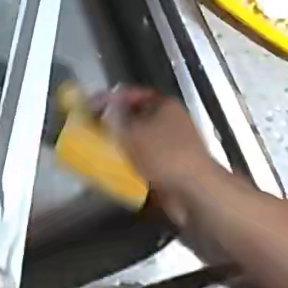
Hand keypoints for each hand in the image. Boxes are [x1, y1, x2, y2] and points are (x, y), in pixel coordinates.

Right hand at [105, 87, 229, 225]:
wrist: (196, 194)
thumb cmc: (163, 154)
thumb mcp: (130, 131)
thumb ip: (112, 118)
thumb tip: (101, 110)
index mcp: (164, 104)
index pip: (131, 93)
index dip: (109, 98)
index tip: (91, 107)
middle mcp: (171, 120)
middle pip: (136, 116)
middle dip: (115, 123)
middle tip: (94, 129)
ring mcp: (175, 145)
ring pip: (140, 139)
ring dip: (123, 145)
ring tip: (101, 149)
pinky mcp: (174, 167)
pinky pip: (146, 160)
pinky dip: (132, 162)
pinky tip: (116, 167)